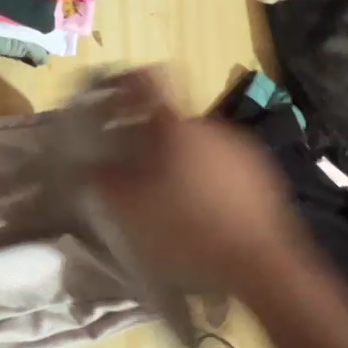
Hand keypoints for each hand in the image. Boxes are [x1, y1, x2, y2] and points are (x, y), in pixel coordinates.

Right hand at [91, 70, 314, 299]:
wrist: (264, 268)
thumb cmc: (187, 231)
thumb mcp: (127, 207)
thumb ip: (101, 175)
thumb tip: (83, 158)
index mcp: (175, 126)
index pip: (144, 79)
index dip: (119, 81)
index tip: (101, 95)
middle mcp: (210, 126)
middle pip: (165, 117)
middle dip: (141, 136)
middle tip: (124, 167)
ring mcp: (241, 149)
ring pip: (191, 143)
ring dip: (171, 159)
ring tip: (160, 196)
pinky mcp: (262, 175)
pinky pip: (217, 163)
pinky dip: (199, 176)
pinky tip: (195, 211)